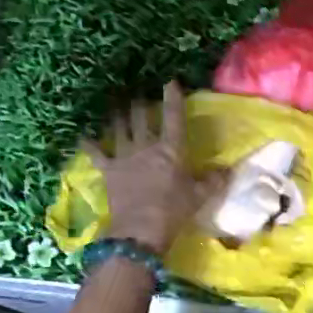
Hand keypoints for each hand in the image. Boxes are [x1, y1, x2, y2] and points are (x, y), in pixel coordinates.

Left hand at [86, 81, 204, 254]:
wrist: (140, 230)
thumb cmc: (173, 212)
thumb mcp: (200, 197)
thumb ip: (214, 181)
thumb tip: (229, 170)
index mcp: (170, 149)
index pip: (173, 116)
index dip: (172, 97)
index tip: (170, 82)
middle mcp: (146, 146)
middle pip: (140, 118)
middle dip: (140, 104)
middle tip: (138, 95)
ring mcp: (124, 156)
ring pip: (119, 128)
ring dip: (118, 116)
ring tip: (117, 106)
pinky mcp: (108, 170)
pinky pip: (95, 152)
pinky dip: (89, 143)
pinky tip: (83, 136)